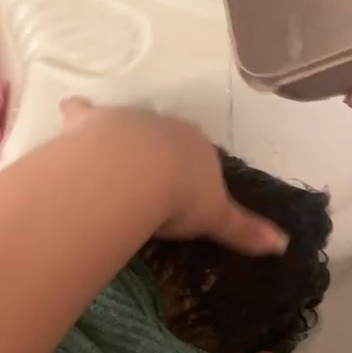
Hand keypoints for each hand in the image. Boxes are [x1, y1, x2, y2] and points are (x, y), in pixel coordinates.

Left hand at [59, 97, 287, 254]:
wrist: (137, 172)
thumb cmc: (182, 196)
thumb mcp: (216, 218)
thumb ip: (244, 230)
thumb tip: (282, 246)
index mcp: (198, 147)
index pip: (199, 157)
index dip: (189, 175)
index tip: (181, 195)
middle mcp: (165, 127)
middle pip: (164, 139)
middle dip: (157, 156)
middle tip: (147, 184)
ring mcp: (128, 121)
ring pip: (127, 126)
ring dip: (121, 139)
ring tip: (112, 160)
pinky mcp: (92, 122)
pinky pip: (82, 112)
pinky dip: (77, 112)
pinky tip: (69, 106)